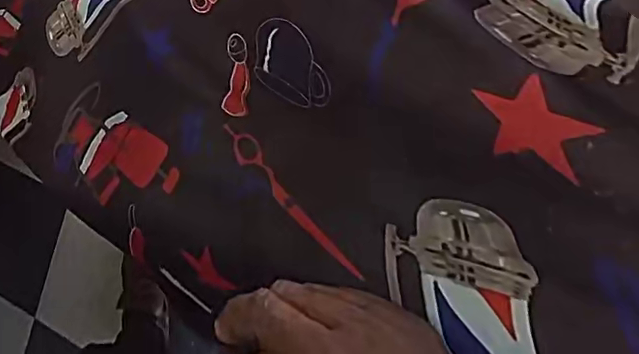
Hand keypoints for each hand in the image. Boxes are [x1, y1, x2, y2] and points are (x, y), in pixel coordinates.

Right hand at [215, 283, 444, 353]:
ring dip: (299, 306)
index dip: (238, 315)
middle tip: (255, 336)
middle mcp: (356, 325)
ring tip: (293, 333)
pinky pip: (358, 299)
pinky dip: (337, 310)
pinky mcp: (412, 324)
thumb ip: (285, 351)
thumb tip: (254, 343)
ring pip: (321, 290)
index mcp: (328, 350)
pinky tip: (336, 330)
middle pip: (289, 290)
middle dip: (265, 308)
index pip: (266, 307)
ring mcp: (387, 319)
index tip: (226, 330)